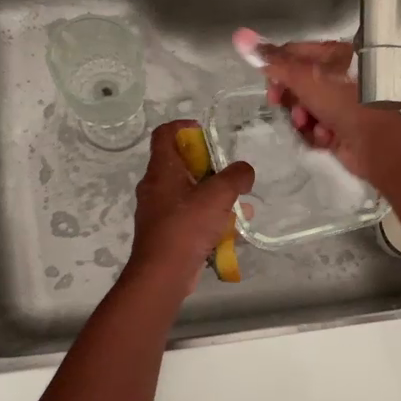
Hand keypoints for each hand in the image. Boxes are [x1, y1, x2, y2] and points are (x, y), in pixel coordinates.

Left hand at [126, 120, 254, 293]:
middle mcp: (156, 187)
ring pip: (189, 194)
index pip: (164, 134)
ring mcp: (159, 212)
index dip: (183, 127)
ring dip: (215, 197)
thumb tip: (244, 172)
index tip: (206, 133)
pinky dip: (210, 220)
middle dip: (210, 167)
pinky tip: (231, 231)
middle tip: (231, 175)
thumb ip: (236, 177)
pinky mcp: (166, 233)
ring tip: (241, 207)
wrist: (163, 274)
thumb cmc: (186, 227)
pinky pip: (190, 218)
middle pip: (181, 165)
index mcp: (161, 170)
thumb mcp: (218, 196)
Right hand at [260, 41, 400, 182]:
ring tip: (310, 125)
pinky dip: (317, 134)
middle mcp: (337, 75)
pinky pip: (315, 128)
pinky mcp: (340, 127)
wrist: (375, 144)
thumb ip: (272, 61)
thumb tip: (240, 35)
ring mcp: (340, 102)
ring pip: (303, 108)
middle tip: (287, 107)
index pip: (293, 53)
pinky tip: (326, 138)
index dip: (276, 69)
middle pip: (296, 83)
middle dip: (290, 100)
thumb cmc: (344, 103)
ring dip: (303, 120)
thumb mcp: (304, 78)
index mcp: (334, 54)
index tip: (270, 87)